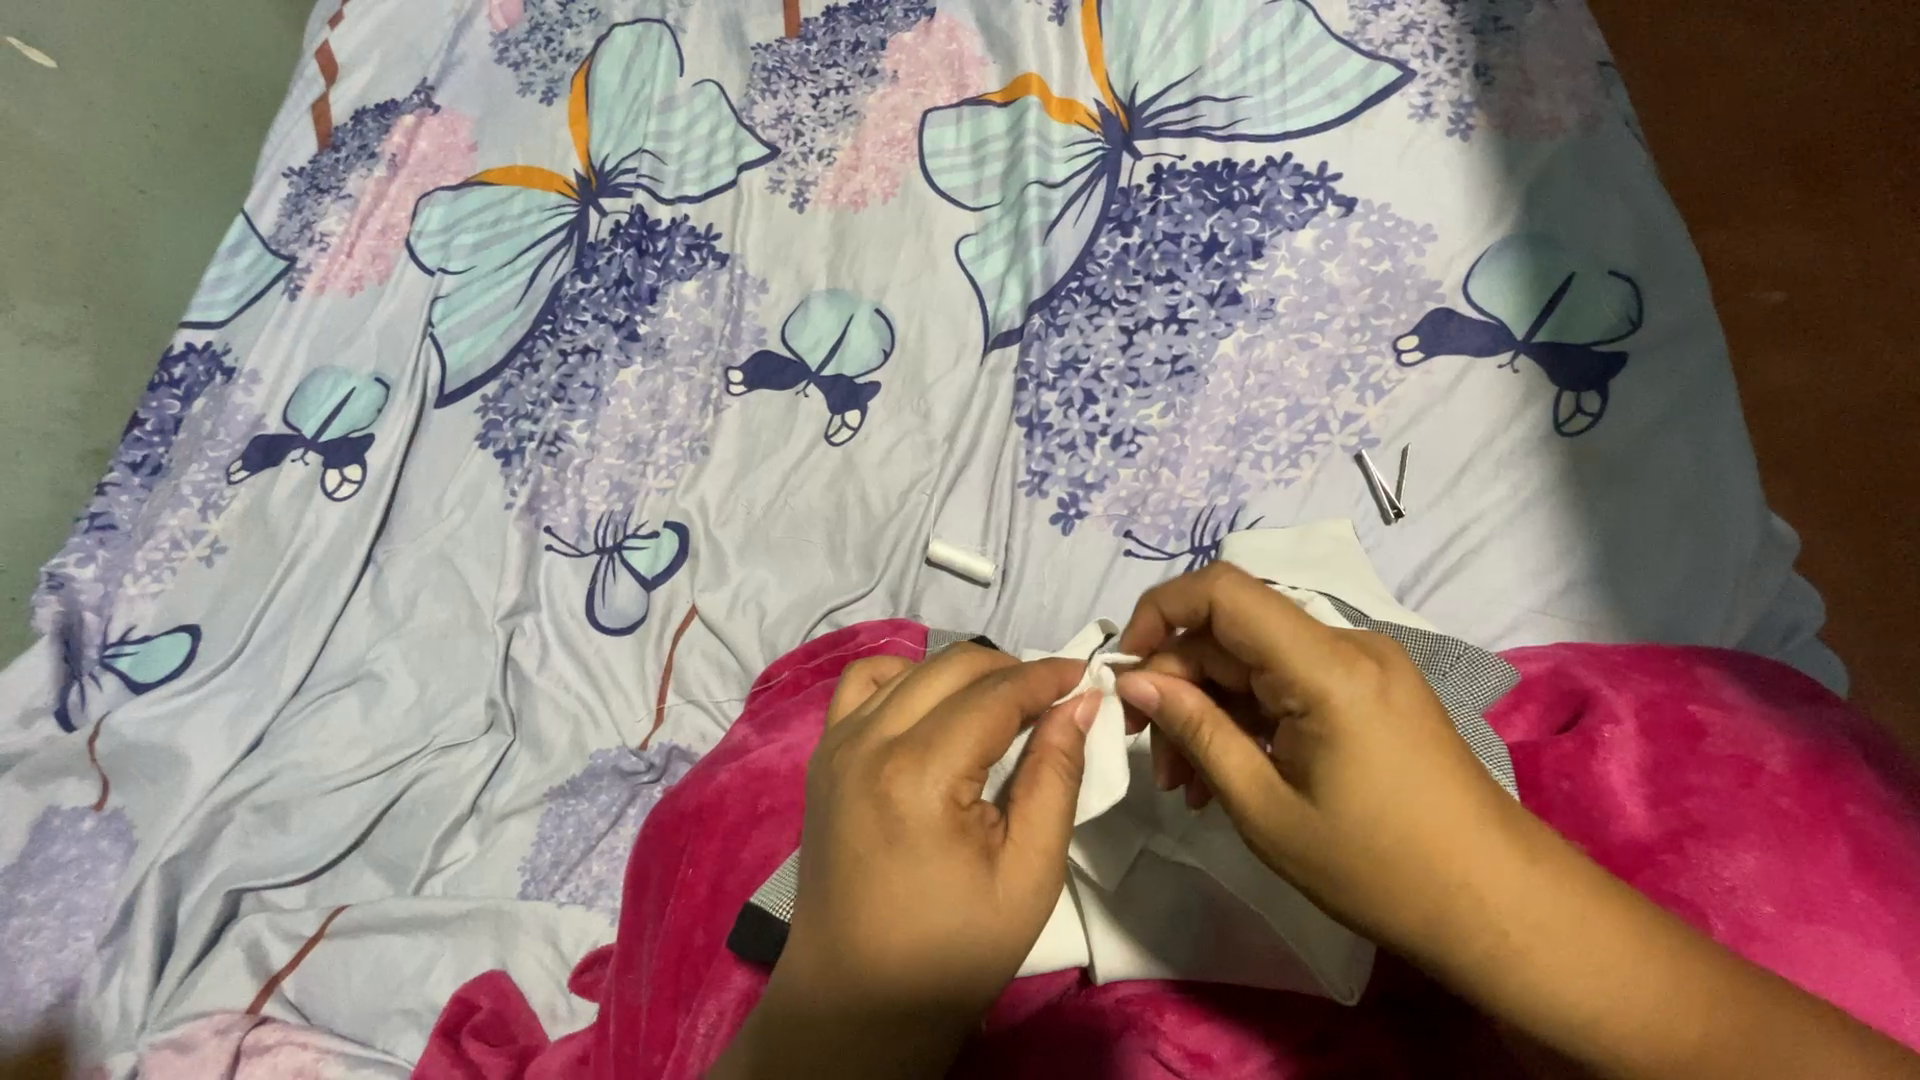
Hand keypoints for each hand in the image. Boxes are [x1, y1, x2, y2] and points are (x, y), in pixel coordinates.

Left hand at [716, 645, 1097, 1078]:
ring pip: (910, 668)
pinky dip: (903, 676)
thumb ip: (1055, 778)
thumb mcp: (1029, 876)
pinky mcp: (822, 756)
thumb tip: (1079, 704)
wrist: (858, 1000)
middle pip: (953, 667)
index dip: (1047, 678)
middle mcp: (870, 742)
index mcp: (920, 774)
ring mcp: (837, 744)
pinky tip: (931, 706)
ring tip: (1000, 704)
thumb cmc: (952, 950)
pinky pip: (862, 684)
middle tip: (1053, 697)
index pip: (996, 695)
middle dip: (1012, 670)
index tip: (1087, 677)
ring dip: (963, 672)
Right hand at [1113, 560, 1524, 962]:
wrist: (1501, 909)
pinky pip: (1283, 683)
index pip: (1222, 591)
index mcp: (1326, 666)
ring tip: (1187, 784)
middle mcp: (1345, 645)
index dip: (1159, 613)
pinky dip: (1245, 718)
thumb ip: (1196, 731)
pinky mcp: (1365, 690)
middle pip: (1230, 632)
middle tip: (1148, 751)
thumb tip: (1133, 682)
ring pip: (1251, 661)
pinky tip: (1226, 773)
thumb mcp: (1265, 808)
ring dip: (1207, 709)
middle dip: (1177, 683)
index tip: (1126, 672)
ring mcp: (1360, 666)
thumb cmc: (1381, 869)